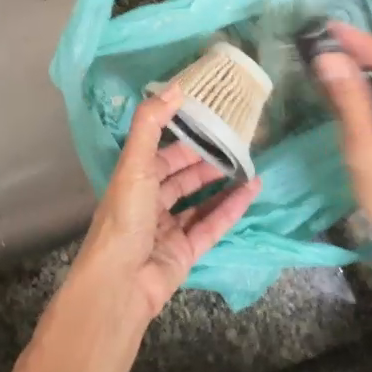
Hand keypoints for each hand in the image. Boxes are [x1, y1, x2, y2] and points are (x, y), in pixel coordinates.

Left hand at [67, 83, 262, 322]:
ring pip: (199, 200)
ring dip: (221, 183)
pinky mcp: (186, 252)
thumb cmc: (124, 217)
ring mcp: (168, 229)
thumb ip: (151, 124)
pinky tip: (252, 191)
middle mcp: (149, 202)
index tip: (208, 117)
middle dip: (205, 158)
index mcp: (133, 180)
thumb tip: (176, 87)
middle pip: (181, 175)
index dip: (183, 136)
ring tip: (248, 163)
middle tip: (235, 140)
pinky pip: (212, 224)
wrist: (120, 284)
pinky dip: (231, 208)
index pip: (161, 152)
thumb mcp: (134, 164)